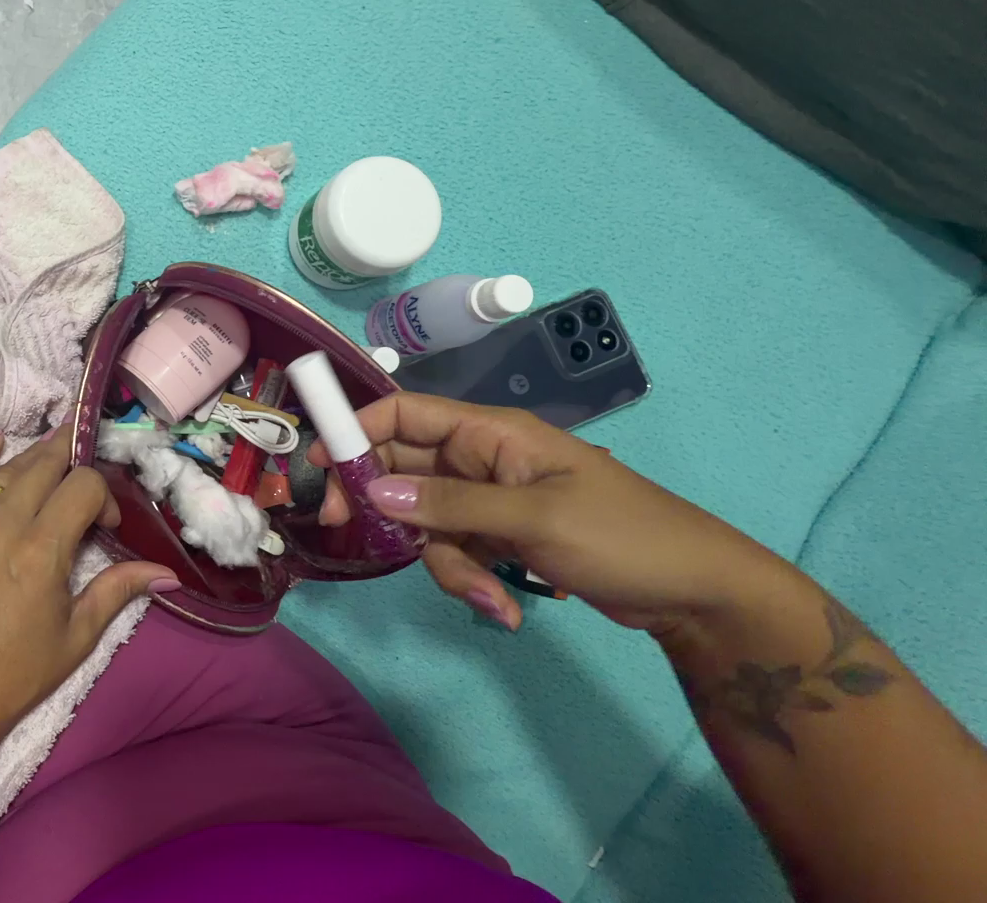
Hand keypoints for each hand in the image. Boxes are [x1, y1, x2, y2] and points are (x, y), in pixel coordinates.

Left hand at [0, 421, 174, 746]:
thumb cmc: (16, 673)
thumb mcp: (77, 636)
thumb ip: (118, 590)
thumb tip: (168, 572)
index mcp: (41, 552)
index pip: (83, 486)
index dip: (103, 498)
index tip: (103, 526)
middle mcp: (0, 526)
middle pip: (45, 465)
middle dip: (72, 464)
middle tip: (82, 479)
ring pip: (6, 470)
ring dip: (35, 461)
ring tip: (54, 460)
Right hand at [312, 392, 788, 634]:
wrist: (697, 595)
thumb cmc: (623, 536)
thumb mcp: (534, 518)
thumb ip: (449, 504)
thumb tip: (374, 490)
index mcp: (491, 434)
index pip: (406, 413)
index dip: (358, 428)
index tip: (321, 463)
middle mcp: (479, 459)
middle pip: (402, 467)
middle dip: (380, 502)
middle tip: (348, 528)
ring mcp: (485, 500)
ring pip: (422, 518)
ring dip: (440, 559)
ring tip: (485, 595)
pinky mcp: (494, 535)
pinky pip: (451, 548)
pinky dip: (466, 577)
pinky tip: (502, 605)